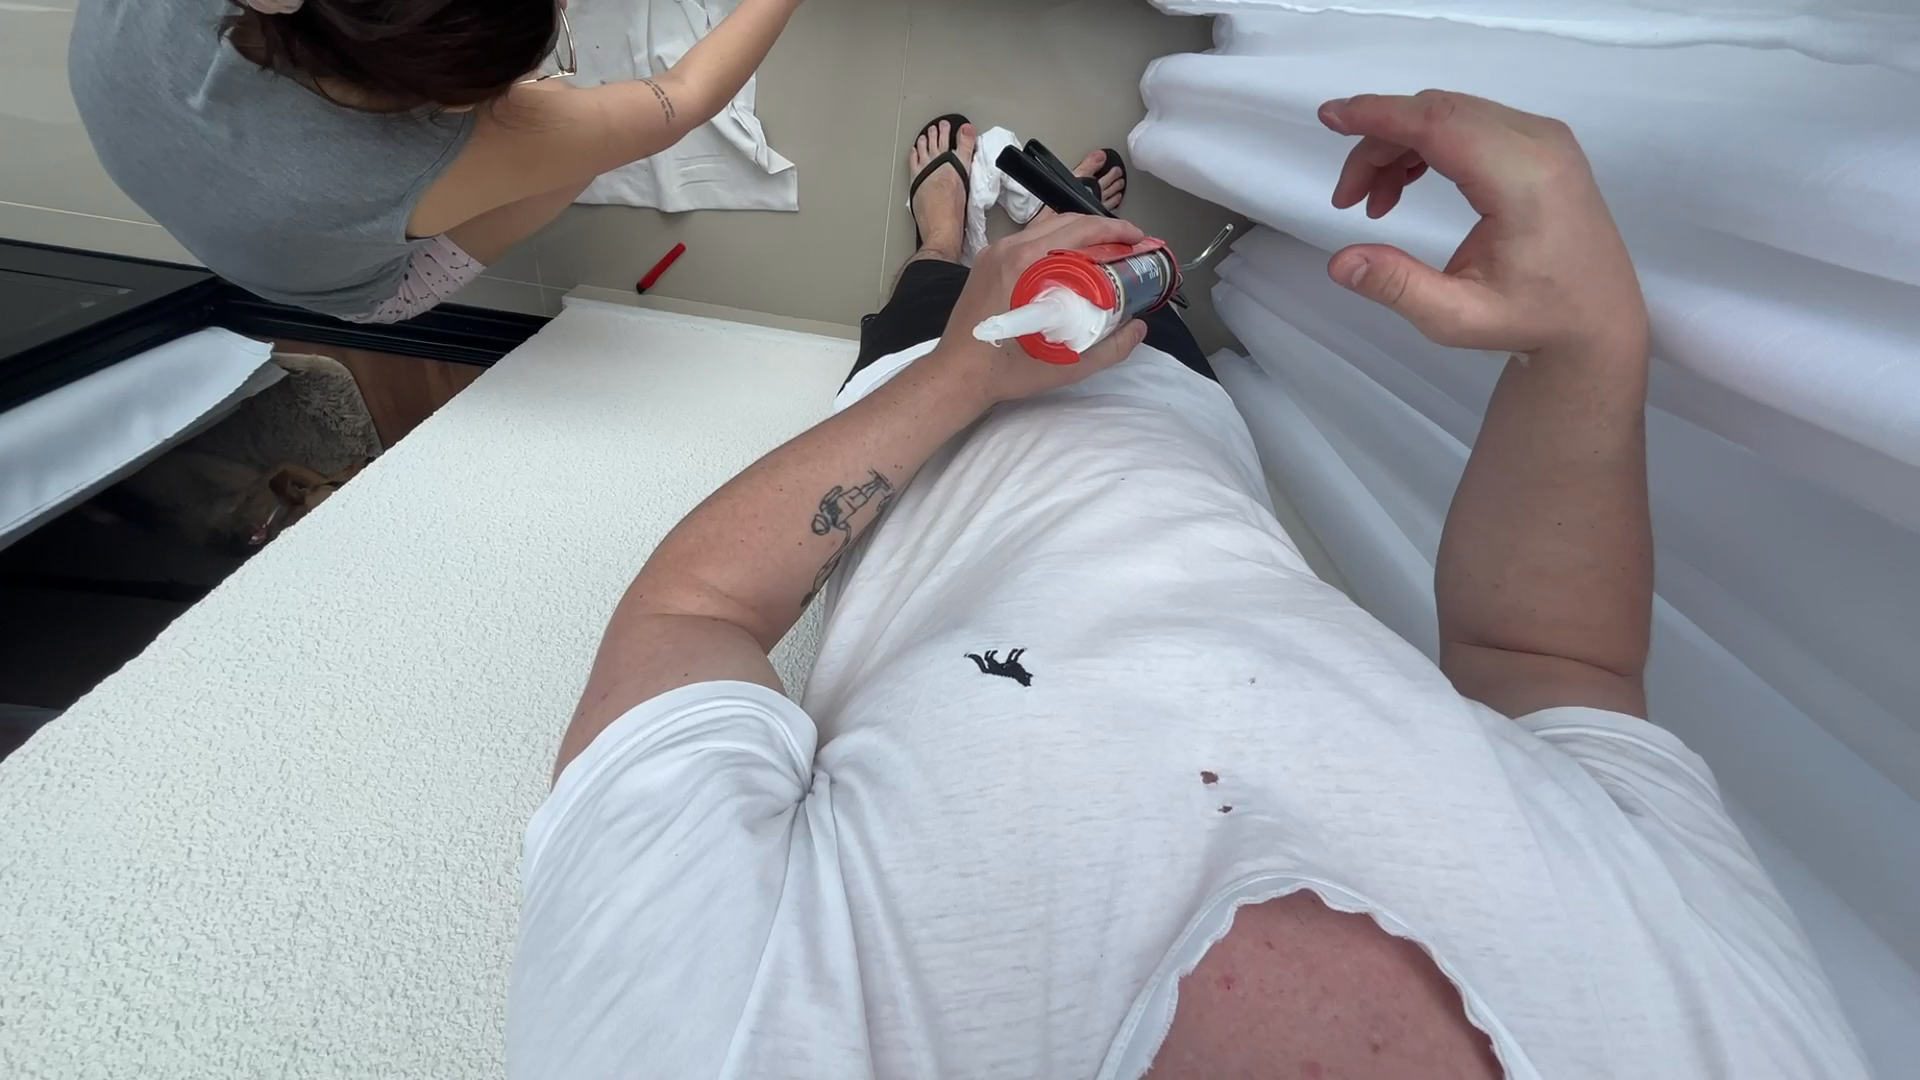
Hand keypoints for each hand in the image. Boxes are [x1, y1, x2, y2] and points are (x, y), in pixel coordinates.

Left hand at [927, 213, 1152, 404]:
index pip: (1079, 229)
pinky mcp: (986, 265)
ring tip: (1102, 253)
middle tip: (1126, 246)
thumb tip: (1139, 328)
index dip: (1115, 230)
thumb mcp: (1065, 366)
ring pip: (1044, 229)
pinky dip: (1053, 246)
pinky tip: (1069, 265)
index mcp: (1023, 264)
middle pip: (1064, 222)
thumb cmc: (1003, 372)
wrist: (956, 377)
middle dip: (1101, 229)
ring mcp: (993, 255)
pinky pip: (1026, 243)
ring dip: (1077, 235)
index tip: (1138, 240)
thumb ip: (1109, 348)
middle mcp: (1006, 250)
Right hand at [1319, 91, 1646, 358]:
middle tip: (1344, 200)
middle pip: (1437, 112)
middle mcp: (1535, 142)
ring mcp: (1539, 139)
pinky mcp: (1534, 146)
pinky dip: (1420, 148)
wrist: (1595, 314)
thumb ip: (1396, 287)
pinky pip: (1464, 125)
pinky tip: (1401, 188)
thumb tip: (1338, 262)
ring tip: (1369, 204)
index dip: (1379, 116)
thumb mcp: (1454, 317)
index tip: (1329, 117)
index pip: (1439, 124)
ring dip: (1395, 148)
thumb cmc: (1529, 317)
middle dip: (1377, 144)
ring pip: (1447, 115)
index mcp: (1521, 178)